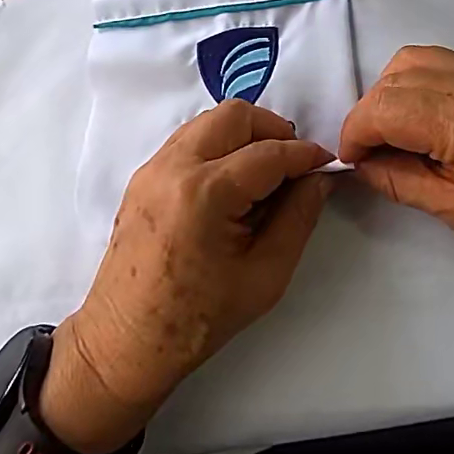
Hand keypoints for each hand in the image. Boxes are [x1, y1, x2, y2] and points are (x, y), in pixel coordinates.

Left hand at [43, 100, 335, 453]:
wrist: (127, 337)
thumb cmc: (197, 318)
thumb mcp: (265, 274)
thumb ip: (297, 218)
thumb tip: (317, 180)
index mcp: (205, 192)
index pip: (268, 152)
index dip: (305, 155)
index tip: (326, 164)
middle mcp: (173, 167)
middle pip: (233, 116)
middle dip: (272, 130)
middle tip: (294, 164)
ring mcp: (151, 169)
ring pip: (207, 122)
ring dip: (242, 135)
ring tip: (265, 174)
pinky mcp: (142, 178)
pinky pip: (186, 141)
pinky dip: (216, 146)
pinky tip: (231, 184)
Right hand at [337, 46, 453, 277]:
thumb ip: (398, 181)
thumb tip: (361, 164)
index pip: (384, 109)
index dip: (355, 133)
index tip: (352, 158)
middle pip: (390, 82)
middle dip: (367, 116)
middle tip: (370, 151)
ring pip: (406, 63)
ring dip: (386, 96)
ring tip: (394, 132)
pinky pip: (432, 61)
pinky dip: (411, 84)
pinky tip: (419, 116)